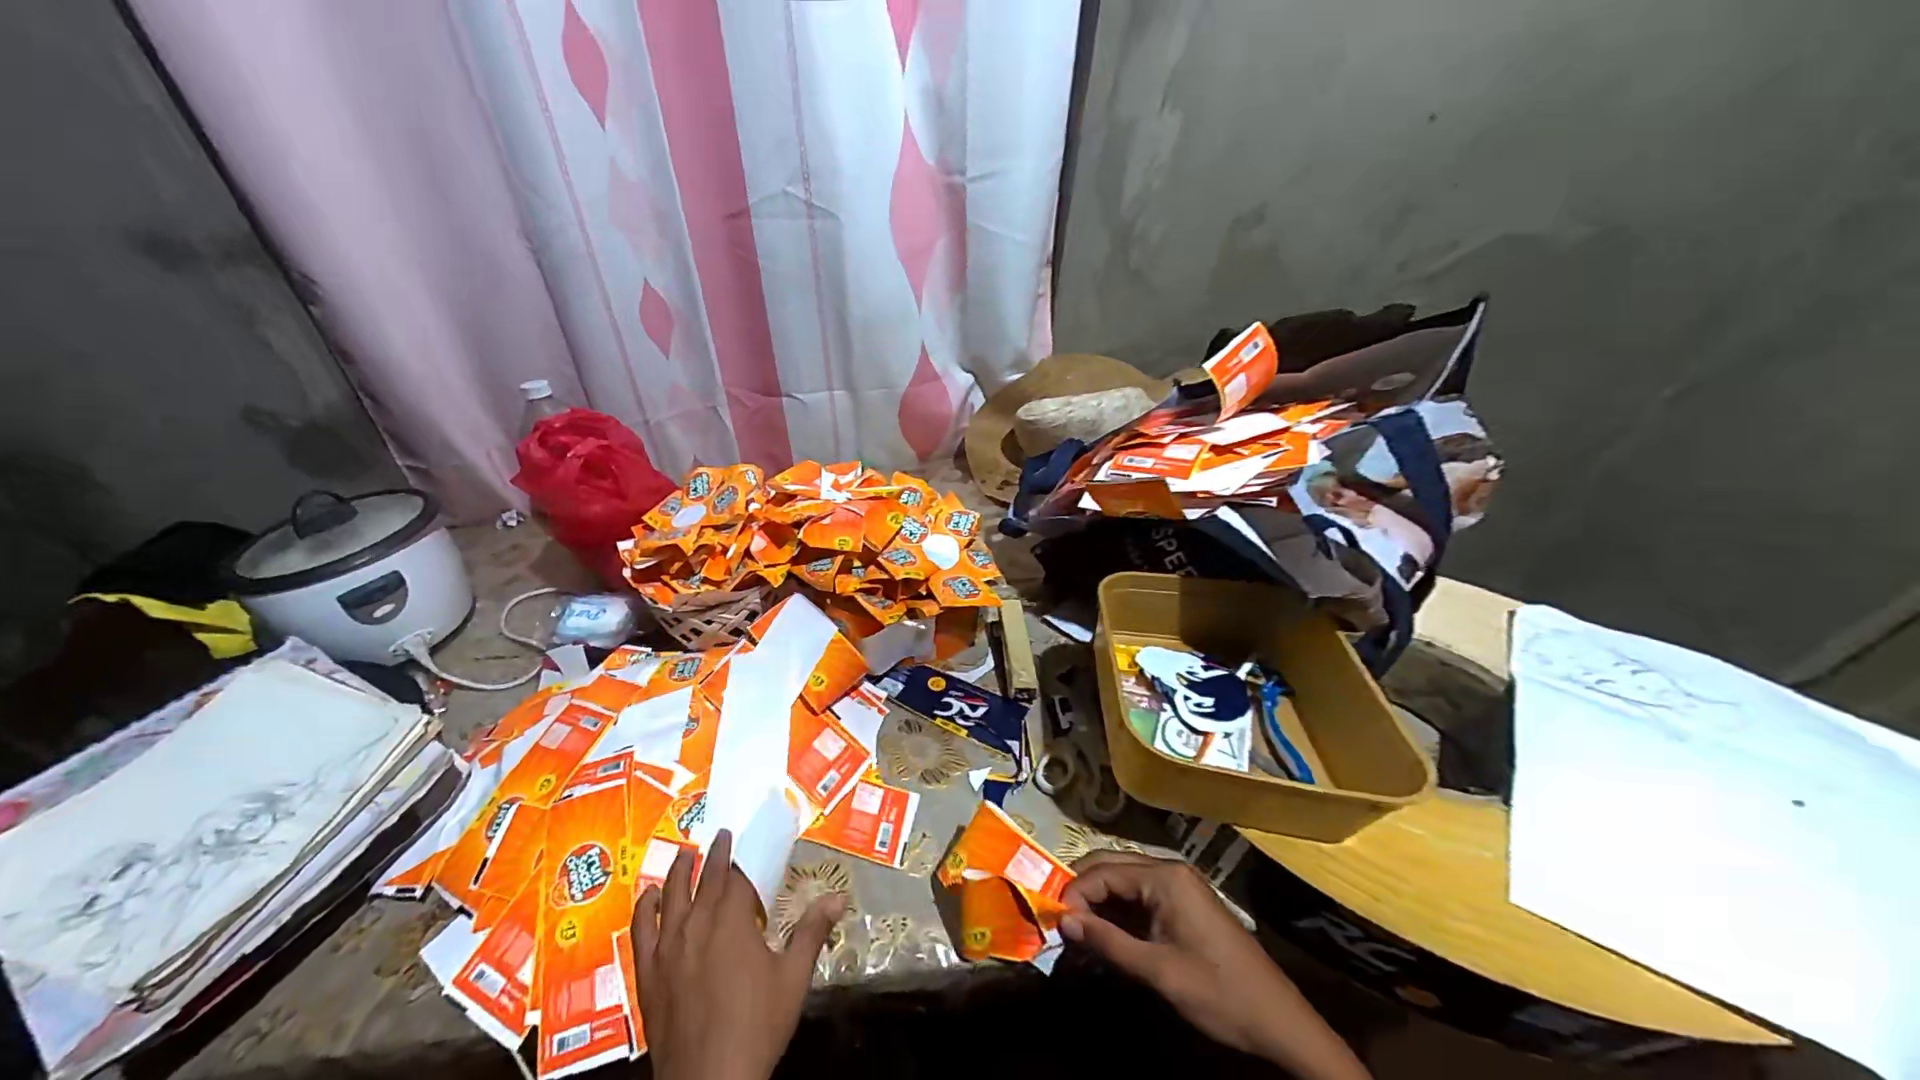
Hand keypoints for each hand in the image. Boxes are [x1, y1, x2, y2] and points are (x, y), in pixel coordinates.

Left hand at [633, 830, 845, 1079]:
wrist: (709, 1078)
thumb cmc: (757, 1025)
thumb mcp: (793, 978)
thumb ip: (812, 932)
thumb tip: (838, 898)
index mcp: (731, 922)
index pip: (735, 878)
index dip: (740, 858)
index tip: (742, 840)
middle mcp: (696, 927)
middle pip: (703, 881)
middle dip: (713, 856)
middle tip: (719, 836)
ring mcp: (667, 950)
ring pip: (670, 898)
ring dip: (678, 872)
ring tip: (684, 853)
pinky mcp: (648, 974)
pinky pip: (641, 930)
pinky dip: (645, 907)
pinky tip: (649, 895)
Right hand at [1061, 851, 1369, 1079]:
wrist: (1279, 1021)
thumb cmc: (1218, 992)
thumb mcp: (1158, 971)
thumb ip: (1108, 942)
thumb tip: (1063, 920)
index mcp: (1165, 877)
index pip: (1103, 872)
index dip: (1074, 894)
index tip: (1053, 923)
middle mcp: (1170, 871)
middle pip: (1111, 869)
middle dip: (1082, 894)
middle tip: (1060, 925)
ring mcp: (1178, 887)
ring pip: (1123, 884)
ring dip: (1098, 906)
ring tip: (1077, 935)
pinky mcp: (1183, 905)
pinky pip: (1140, 899)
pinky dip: (1118, 915)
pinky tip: (1104, 938)